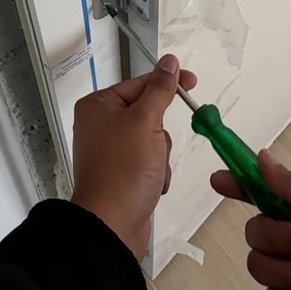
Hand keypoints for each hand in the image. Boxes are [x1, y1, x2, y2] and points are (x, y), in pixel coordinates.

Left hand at [69, 53, 197, 259]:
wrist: (112, 227)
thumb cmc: (122, 170)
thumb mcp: (145, 122)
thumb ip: (160, 90)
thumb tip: (169, 63)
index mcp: (98, 105)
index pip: (139, 84)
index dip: (167, 82)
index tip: (192, 81)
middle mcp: (101, 124)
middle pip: (148, 113)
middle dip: (159, 133)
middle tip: (154, 146)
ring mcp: (112, 150)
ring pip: (153, 139)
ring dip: (160, 155)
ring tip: (150, 170)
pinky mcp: (122, 173)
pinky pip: (150, 161)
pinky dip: (157, 172)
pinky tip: (151, 185)